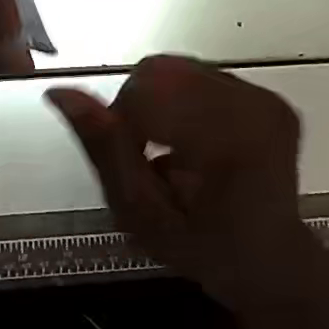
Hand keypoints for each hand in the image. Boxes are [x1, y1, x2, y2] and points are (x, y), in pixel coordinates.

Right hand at [47, 56, 314, 305]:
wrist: (269, 260)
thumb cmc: (199, 245)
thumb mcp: (138, 211)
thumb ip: (102, 147)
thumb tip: (59, 92)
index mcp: (228, 141)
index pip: (145, 91)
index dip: (119, 120)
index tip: (131, 161)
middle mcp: (254, 108)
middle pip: (157, 72)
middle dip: (134, 105)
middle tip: (143, 154)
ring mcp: (263, 98)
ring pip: (171, 67)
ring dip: (152, 100)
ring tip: (165, 146)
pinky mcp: (264, 94)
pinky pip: (193, 72)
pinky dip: (175, 98)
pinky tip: (185, 136)